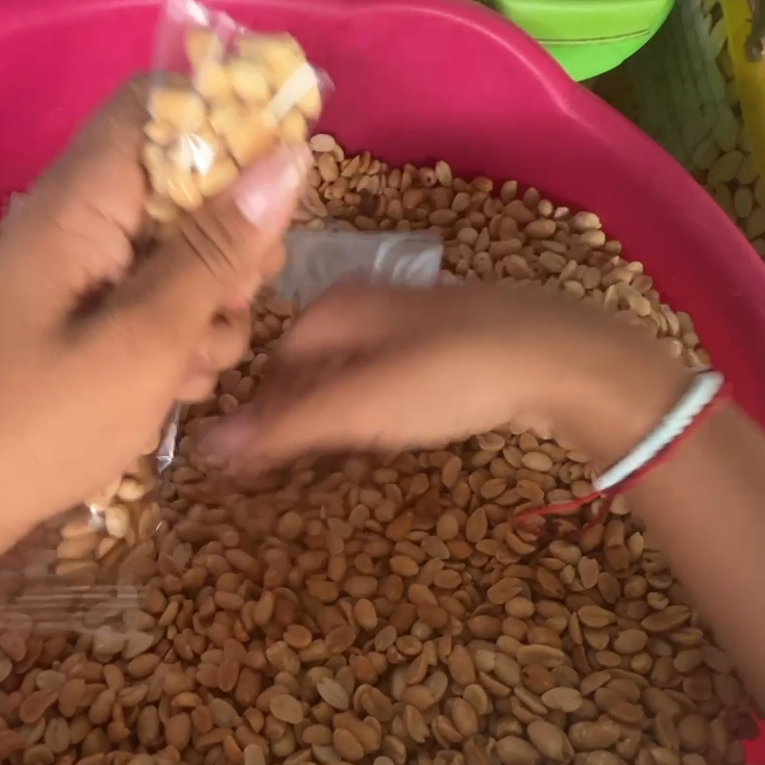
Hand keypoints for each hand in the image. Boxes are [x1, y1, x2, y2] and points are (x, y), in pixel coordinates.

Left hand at [0, 83, 306, 551]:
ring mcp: (92, 280)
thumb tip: (287, 161)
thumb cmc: (38, 422)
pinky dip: (184, 347)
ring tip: (183, 372)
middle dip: (233, 245)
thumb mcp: (145, 338)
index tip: (284, 180)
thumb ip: (217, 251)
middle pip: (190, 191)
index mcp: (84, 202)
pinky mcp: (95, 325)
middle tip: (235, 302)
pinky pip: (166, 312)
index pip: (159, 107)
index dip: (227, 122)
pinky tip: (169, 392)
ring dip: (213, 314)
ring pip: (191, 263)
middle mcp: (89, 226)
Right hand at [207, 282, 689, 467]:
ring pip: (353, 365)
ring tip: (331, 451)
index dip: (258, 406)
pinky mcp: (453, 340)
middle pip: (311, 359)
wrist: (559, 358)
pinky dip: (378, 401)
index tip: (250, 455)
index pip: (272, 359)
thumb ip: (284, 425)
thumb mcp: (358, 405)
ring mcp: (415, 319)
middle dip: (295, 407)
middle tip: (287, 460)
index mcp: (336, 309)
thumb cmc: (447, 376)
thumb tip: (205, 445)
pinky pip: (394, 371)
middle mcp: (370, 304)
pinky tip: (391, 425)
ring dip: (335, 406)